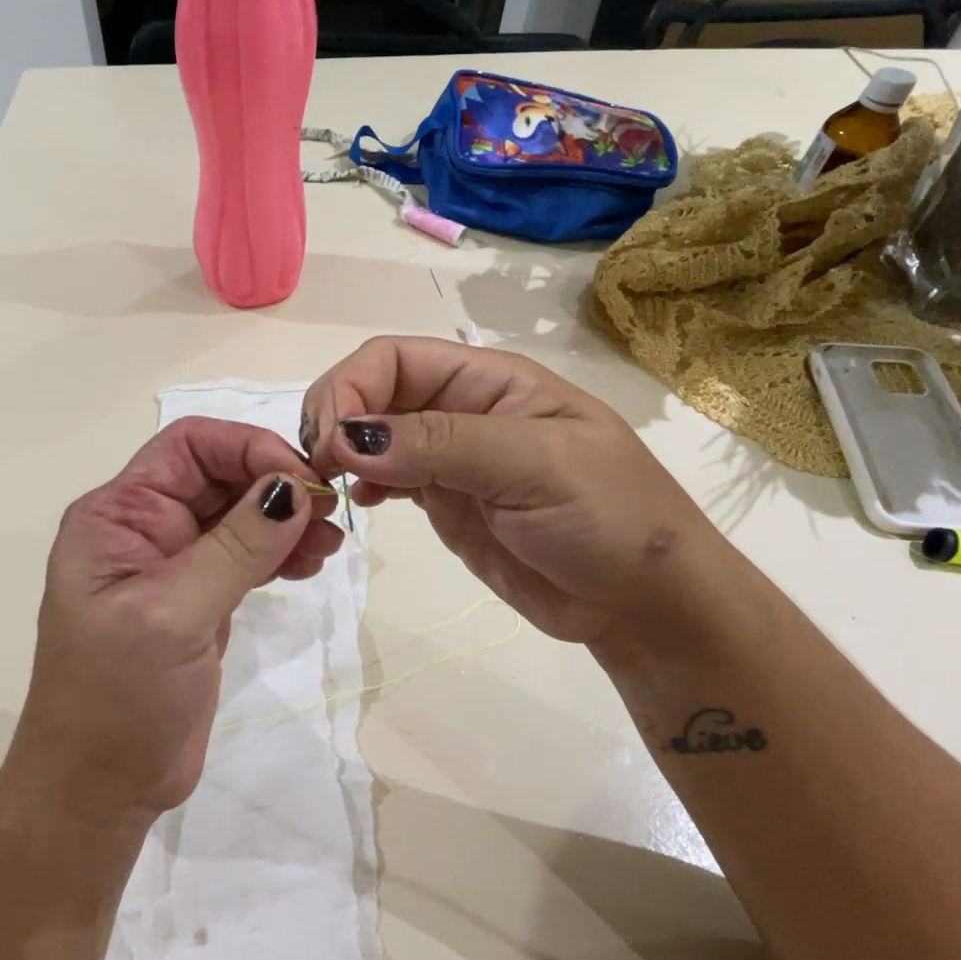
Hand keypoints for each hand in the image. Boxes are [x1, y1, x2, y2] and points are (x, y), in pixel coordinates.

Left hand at [9, 417, 342, 827]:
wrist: (99, 787)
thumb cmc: (118, 698)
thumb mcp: (173, 615)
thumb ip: (234, 547)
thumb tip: (292, 486)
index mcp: (116, 516)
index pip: (188, 447)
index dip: (249, 448)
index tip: (303, 481)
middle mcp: (141, 530)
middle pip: (219, 477)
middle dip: (276, 486)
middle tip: (331, 514)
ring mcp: (173, 568)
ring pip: (239, 517)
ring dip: (286, 519)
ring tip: (330, 543)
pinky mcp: (199, 603)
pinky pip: (245, 557)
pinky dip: (280, 552)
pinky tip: (312, 562)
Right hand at [301, 336, 728, 644]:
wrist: (641, 601)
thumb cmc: (609, 518)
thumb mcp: (536, 466)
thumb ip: (442, 444)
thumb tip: (347, 437)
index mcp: (490, 380)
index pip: (394, 358)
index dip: (351, 388)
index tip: (330, 442)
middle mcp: (464, 410)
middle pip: (375, 392)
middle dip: (337, 418)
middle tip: (319, 468)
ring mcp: (452, 460)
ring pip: (374, 436)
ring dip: (341, 452)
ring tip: (327, 486)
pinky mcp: (446, 504)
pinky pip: (388, 479)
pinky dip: (362, 484)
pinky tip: (357, 501)